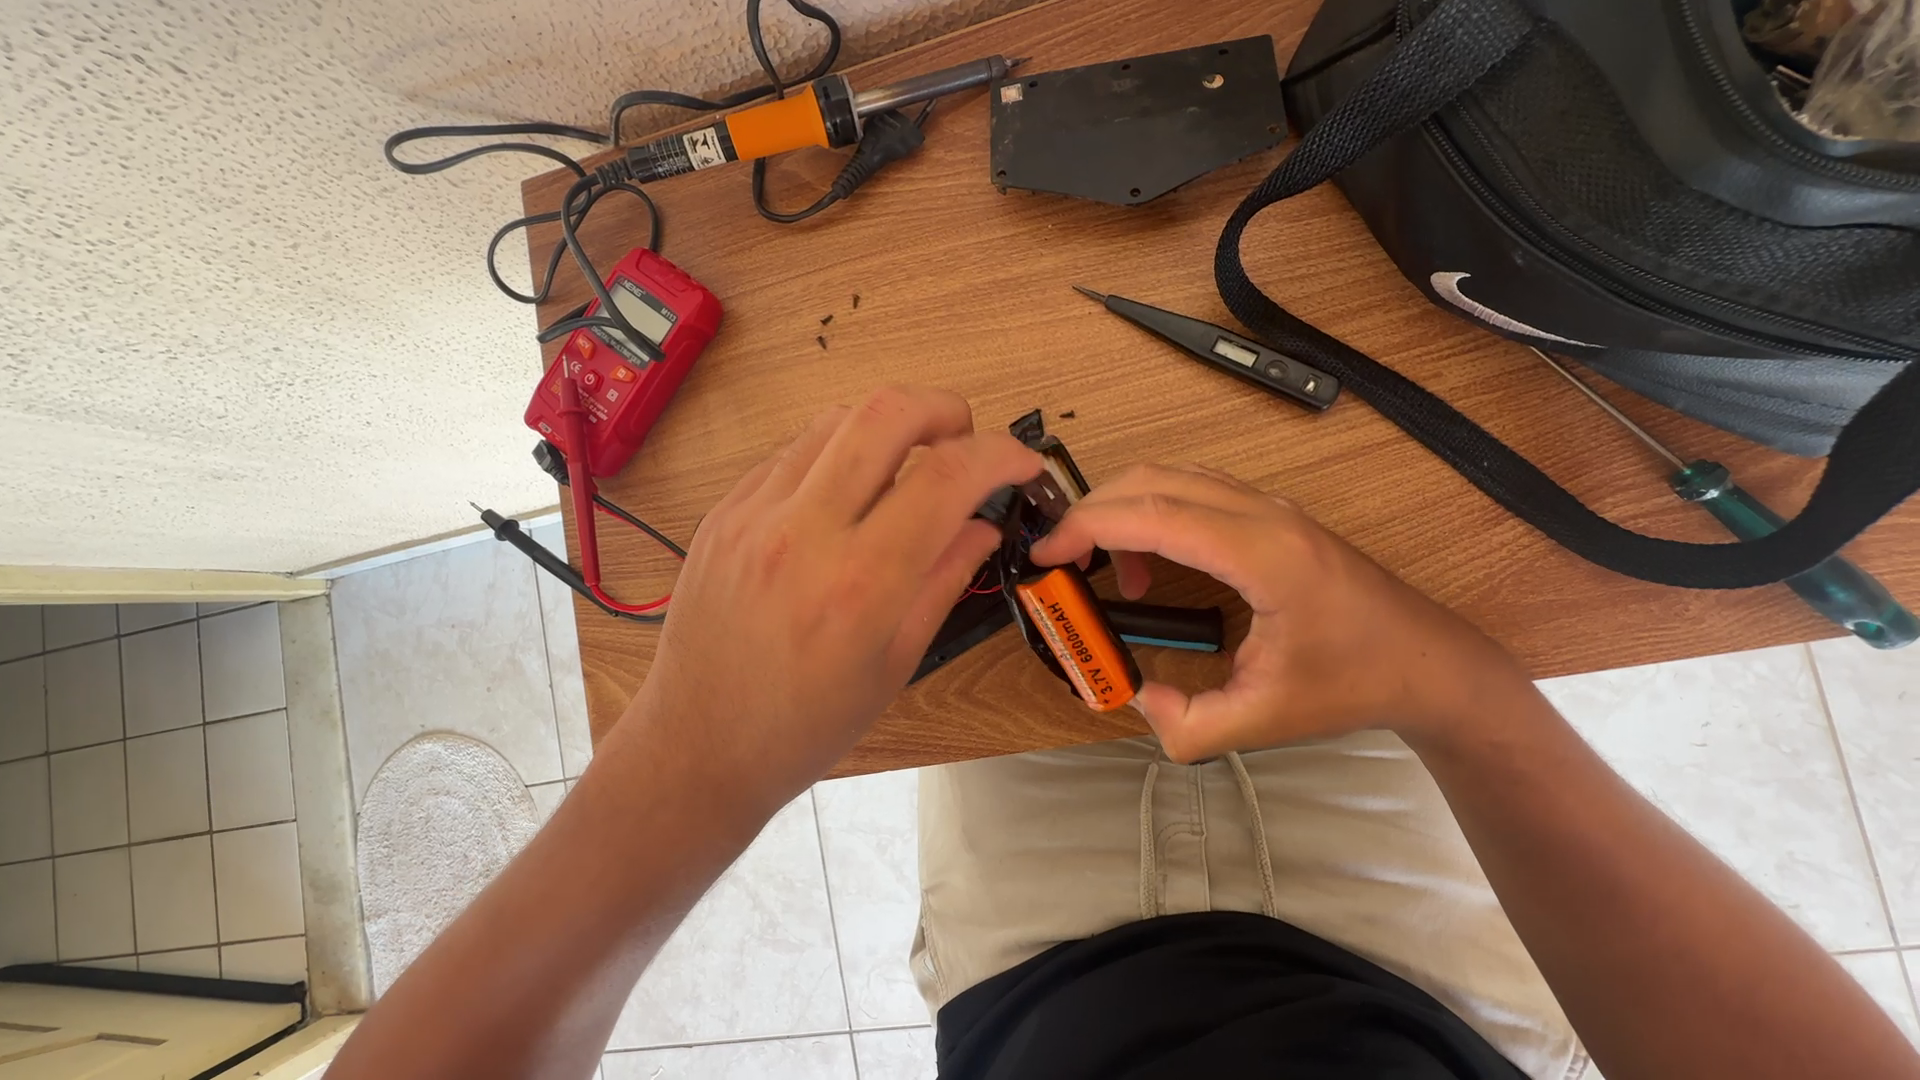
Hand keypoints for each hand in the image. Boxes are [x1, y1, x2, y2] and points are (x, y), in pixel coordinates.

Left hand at [617, 386, 1040, 812]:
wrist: (697, 744)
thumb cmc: (806, 725)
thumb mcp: (895, 664)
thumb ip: (945, 579)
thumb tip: (984, 524)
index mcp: (861, 584)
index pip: (946, 477)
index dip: (1000, 454)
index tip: (1021, 463)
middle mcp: (804, 533)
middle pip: (886, 412)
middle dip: (944, 408)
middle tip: (964, 438)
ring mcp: (754, 514)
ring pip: (836, 421)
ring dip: (888, 428)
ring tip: (905, 469)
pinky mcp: (723, 512)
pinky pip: (793, 454)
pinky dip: (837, 456)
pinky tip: (846, 497)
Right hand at [1029, 464, 1530, 761]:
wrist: (1426, 660)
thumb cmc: (1351, 685)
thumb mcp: (1261, 722)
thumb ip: (1185, 724)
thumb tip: (1131, 699)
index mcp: (1262, 556)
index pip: (1154, 514)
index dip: (1087, 527)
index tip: (1045, 556)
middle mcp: (1262, 514)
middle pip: (1151, 480)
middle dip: (1091, 513)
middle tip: (1061, 563)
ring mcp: (1269, 506)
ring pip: (1169, 477)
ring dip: (1123, 513)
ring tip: (1110, 576)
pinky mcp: (1269, 513)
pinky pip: (1191, 491)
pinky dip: (1151, 515)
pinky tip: (1152, 566)